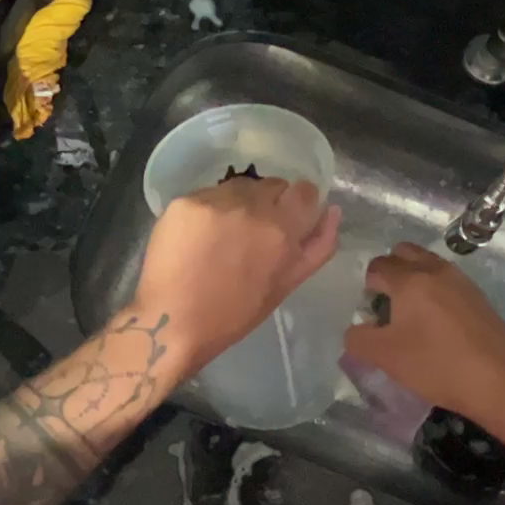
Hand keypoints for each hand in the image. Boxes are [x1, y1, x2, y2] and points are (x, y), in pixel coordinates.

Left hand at [128, 177, 340, 373]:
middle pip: (272, 185)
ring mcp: (214, 200)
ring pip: (239, 186)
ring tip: (224, 235)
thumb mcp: (285, 285)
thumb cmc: (233, 314)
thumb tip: (332, 211)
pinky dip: (210, 210)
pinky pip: (208, 194)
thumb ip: (317, 246)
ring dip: (240, 203)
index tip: (288, 220)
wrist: (172, 319)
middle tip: (253, 235)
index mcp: (281, 230)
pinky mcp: (184, 201)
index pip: (304, 191)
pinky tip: (199, 237)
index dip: (299, 204)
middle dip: (269, 204)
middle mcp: (250, 206)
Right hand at [344, 243, 504, 428]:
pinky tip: (438, 325)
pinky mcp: (478, 296)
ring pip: (427, 264)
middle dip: (389, 273)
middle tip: (388, 306)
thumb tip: (356, 328)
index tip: (372, 315)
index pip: (377, 267)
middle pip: (403, 253)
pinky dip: (435, 291)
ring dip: (413, 279)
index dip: (368, 288)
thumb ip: (358, 338)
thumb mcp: (385, 357)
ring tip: (412, 316)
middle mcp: (435, 270)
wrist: (501, 382)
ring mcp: (461, 280)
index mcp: (410, 279)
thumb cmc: (437, 365)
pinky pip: (446, 281)